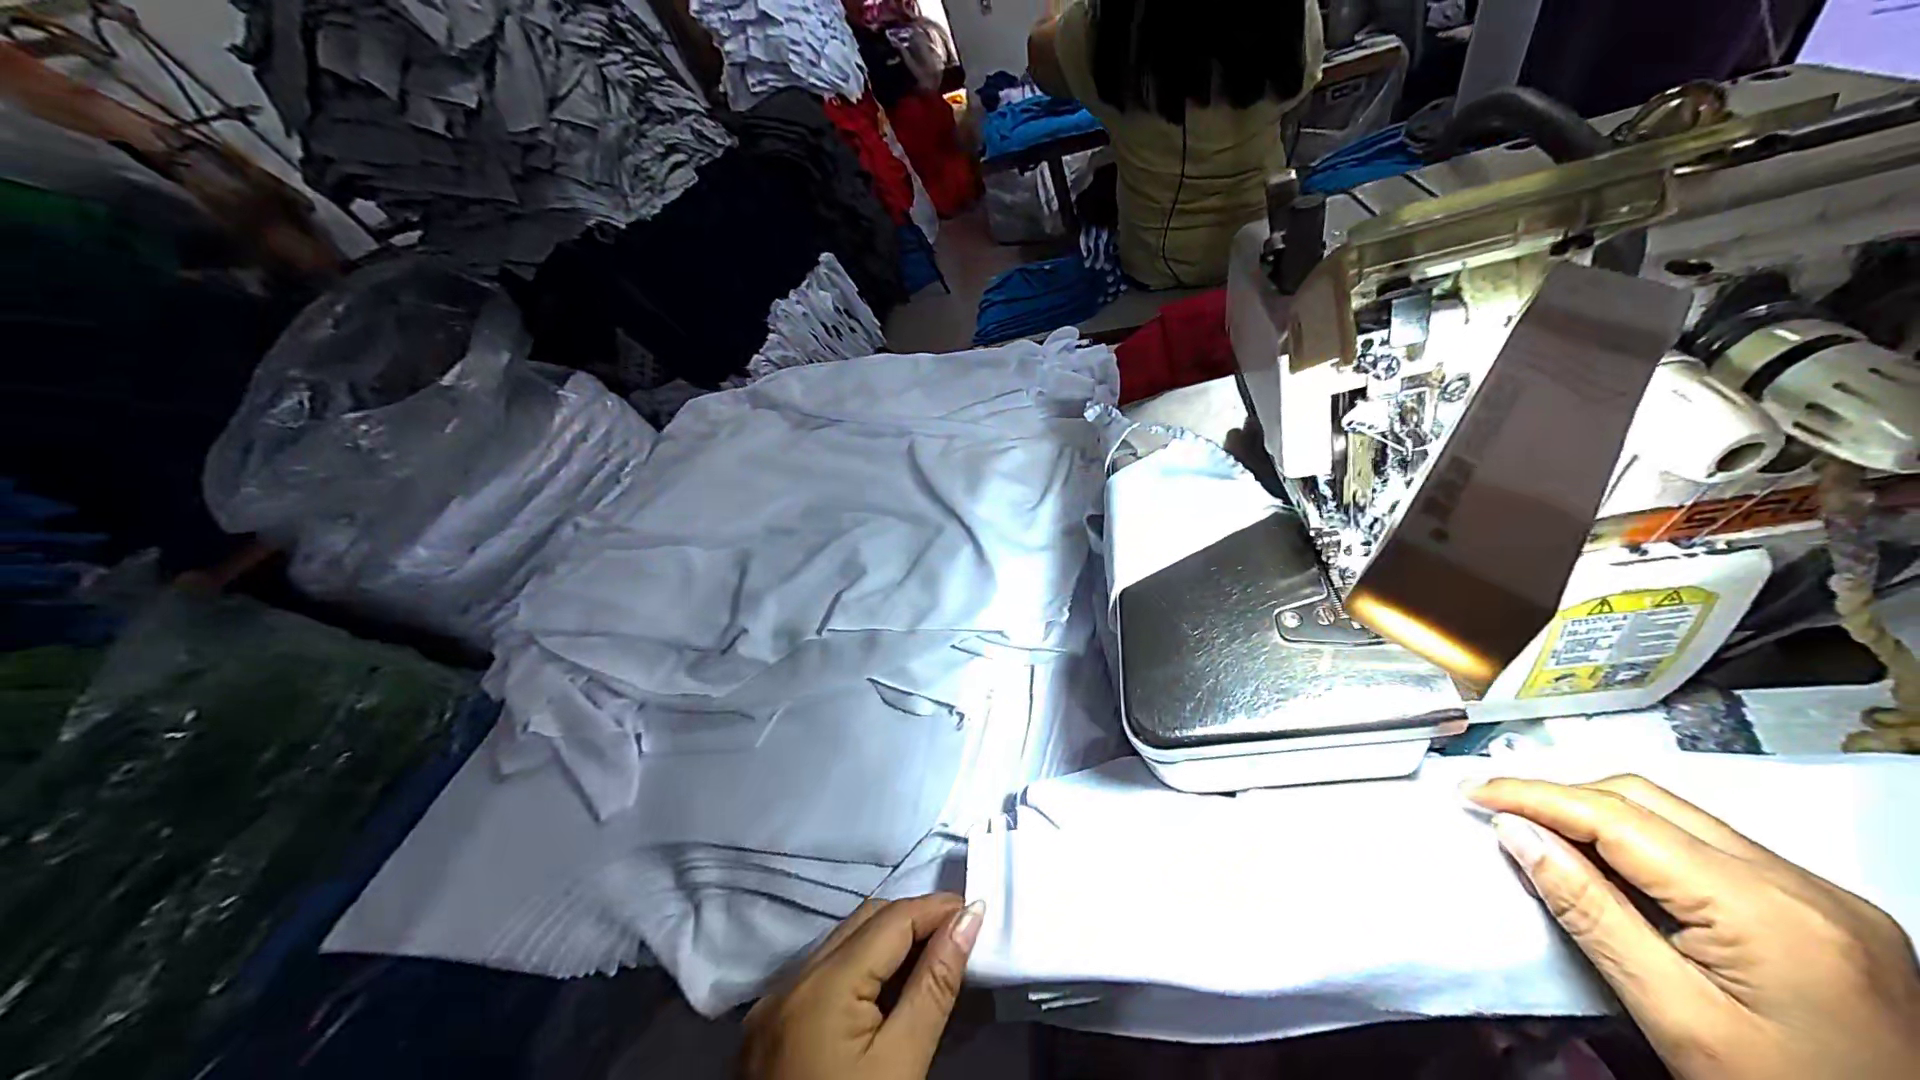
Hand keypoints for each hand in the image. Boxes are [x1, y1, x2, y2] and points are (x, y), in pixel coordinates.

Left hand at [739, 893, 984, 1079]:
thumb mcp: (903, 1062)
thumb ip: (935, 984)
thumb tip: (968, 918)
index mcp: (819, 988)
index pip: (889, 921)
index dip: (935, 908)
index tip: (976, 909)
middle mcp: (788, 982)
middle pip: (862, 922)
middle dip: (914, 919)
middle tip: (961, 932)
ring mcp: (772, 1004)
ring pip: (841, 943)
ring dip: (888, 941)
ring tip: (934, 954)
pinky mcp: (768, 1026)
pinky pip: (822, 973)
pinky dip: (861, 967)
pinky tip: (889, 986)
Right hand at [1466, 775, 1919, 1079]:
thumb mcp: (1674, 1016)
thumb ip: (1591, 914)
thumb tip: (1516, 833)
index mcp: (1768, 911)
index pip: (1620, 819)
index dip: (1535, 796)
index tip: (1472, 793)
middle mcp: (1805, 886)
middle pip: (1651, 802)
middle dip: (1564, 797)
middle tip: (1499, 813)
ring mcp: (1826, 897)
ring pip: (1681, 818)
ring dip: (1602, 818)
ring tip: (1543, 836)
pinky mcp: (1831, 914)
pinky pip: (1714, 850)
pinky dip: (1647, 846)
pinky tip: (1615, 871)